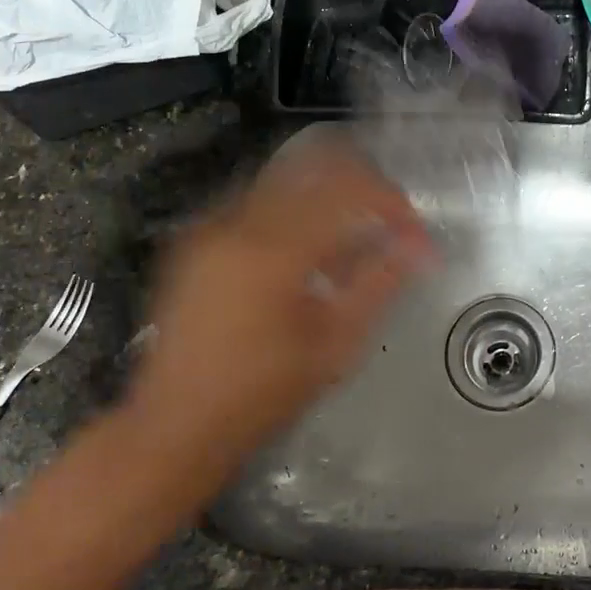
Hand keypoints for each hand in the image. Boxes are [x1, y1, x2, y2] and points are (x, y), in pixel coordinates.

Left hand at [128, 132, 432, 458]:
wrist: (173, 426)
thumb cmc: (259, 396)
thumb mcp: (333, 347)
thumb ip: (379, 285)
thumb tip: (417, 248)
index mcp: (277, 249)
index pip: (350, 189)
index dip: (392, 201)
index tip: (412, 231)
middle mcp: (239, 221)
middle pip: (316, 164)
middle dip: (362, 186)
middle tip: (387, 221)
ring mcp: (210, 226)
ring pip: (286, 179)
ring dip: (326, 200)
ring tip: (345, 253)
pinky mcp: (195, 239)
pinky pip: (256, 201)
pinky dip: (291, 214)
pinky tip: (302, 262)